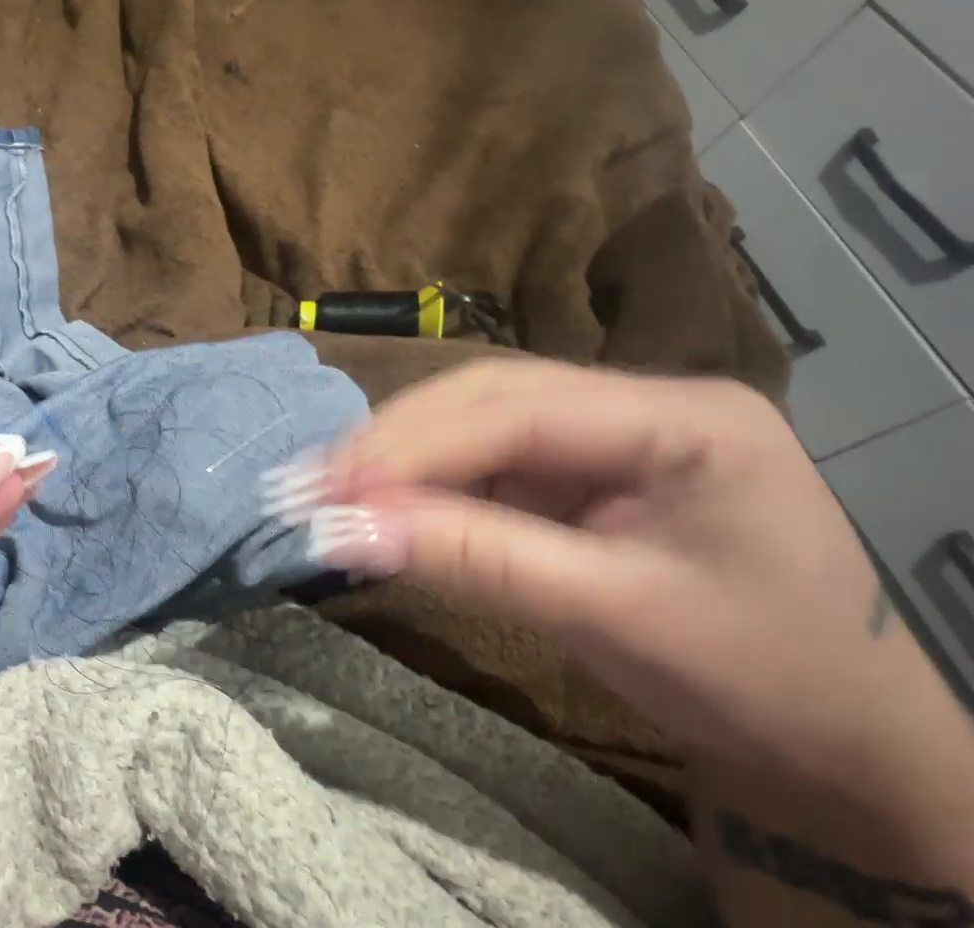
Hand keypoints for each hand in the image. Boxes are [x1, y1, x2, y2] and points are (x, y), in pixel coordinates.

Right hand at [277, 358, 973, 803]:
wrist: (837, 744)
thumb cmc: (755, 676)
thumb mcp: (608, 612)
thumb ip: (471, 557)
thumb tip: (337, 530)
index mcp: (684, 418)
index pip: (515, 410)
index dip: (408, 446)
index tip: (322, 488)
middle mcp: (641, 407)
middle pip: (487, 398)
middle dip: (391, 443)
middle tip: (305, 486)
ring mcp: (607, 439)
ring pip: (475, 425)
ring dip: (396, 459)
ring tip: (324, 493)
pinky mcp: (580, 477)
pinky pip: (483, 466)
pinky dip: (423, 487)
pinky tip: (379, 505)